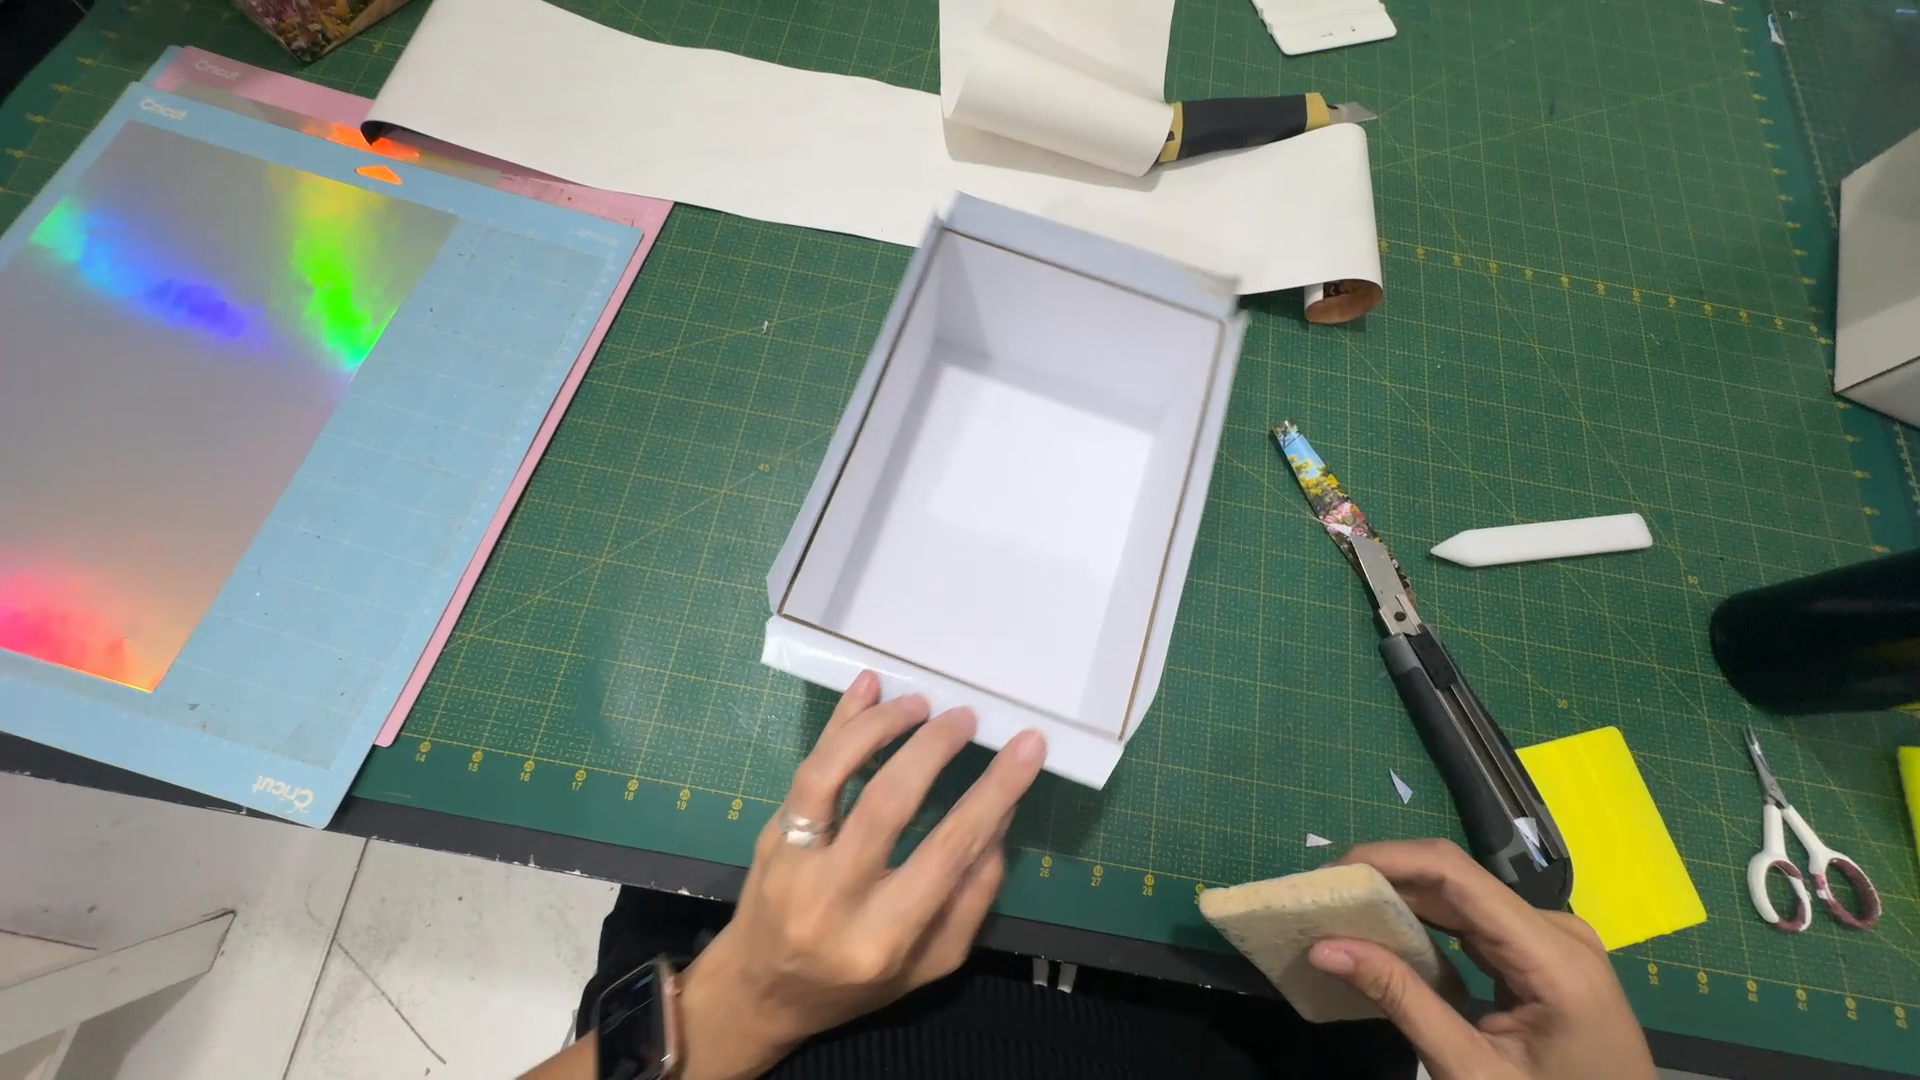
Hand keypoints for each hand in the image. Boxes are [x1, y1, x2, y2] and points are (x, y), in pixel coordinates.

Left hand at [674, 672, 1046, 1079]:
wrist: (759, 992)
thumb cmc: (853, 982)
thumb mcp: (928, 966)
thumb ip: (971, 900)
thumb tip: (998, 823)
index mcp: (882, 938)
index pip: (948, 852)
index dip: (994, 793)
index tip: (1026, 746)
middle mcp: (833, 898)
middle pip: (887, 804)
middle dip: (933, 749)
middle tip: (965, 717)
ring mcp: (793, 861)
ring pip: (831, 775)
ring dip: (878, 727)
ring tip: (918, 702)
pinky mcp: (770, 832)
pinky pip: (806, 769)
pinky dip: (838, 722)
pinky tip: (868, 686)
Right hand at [1307, 839, 1655, 1079]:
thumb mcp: (1472, 1073)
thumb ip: (1399, 1000)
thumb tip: (1321, 947)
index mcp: (1554, 957)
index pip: (1454, 873)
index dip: (1386, 859)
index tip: (1328, 875)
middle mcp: (1556, 931)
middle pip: (1452, 877)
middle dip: (1382, 879)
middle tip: (1323, 897)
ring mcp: (1550, 940)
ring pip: (1455, 893)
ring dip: (1396, 897)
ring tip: (1341, 911)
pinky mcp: (1537, 953)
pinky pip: (1467, 918)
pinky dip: (1419, 921)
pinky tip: (1382, 932)